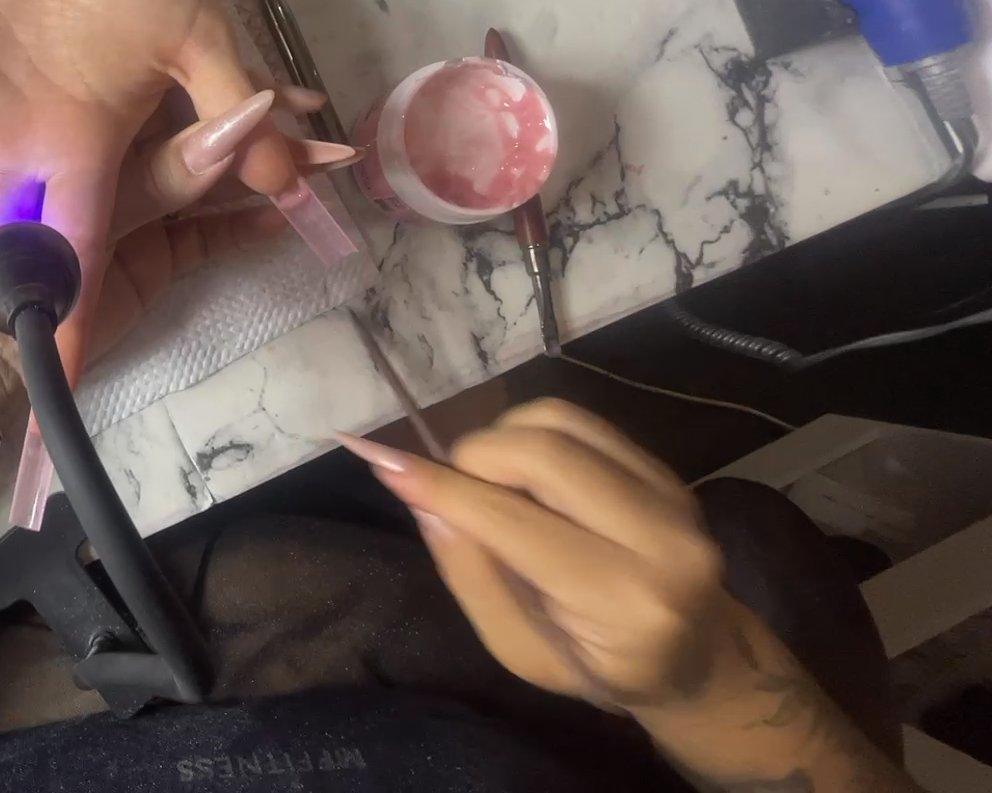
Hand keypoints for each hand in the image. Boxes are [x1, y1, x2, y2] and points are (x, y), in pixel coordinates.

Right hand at [342, 400, 744, 709]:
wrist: (698, 658)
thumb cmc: (591, 661)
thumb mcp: (515, 647)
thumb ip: (467, 571)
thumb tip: (417, 495)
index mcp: (623, 602)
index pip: (510, 520)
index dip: (439, 486)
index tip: (381, 461)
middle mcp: (663, 542)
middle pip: (539, 451)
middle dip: (472, 458)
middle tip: (457, 489)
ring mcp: (672, 498)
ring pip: (553, 421)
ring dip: (499, 439)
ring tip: (495, 482)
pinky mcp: (665, 470)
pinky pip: (574, 418)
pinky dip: (528, 431)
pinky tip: (527, 471)